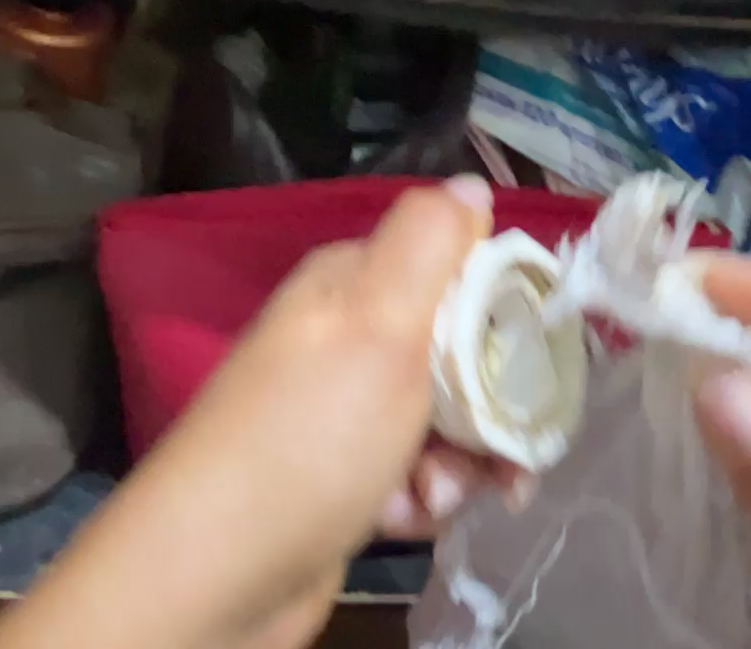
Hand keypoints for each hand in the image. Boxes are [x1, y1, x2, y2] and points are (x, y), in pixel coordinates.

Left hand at [0, 176, 507, 648]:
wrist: (219, 567)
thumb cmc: (311, 431)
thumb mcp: (377, 320)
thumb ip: (427, 243)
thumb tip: (469, 181)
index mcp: (352, 283)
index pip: (453, 267)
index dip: (502, 309)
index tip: (531, 357)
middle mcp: (344, 333)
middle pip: (456, 350)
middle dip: (488, 404)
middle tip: (503, 454)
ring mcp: (341, 404)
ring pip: (443, 417)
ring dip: (460, 460)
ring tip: (435, 495)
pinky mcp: (343, 468)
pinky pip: (412, 469)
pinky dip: (421, 495)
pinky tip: (402, 519)